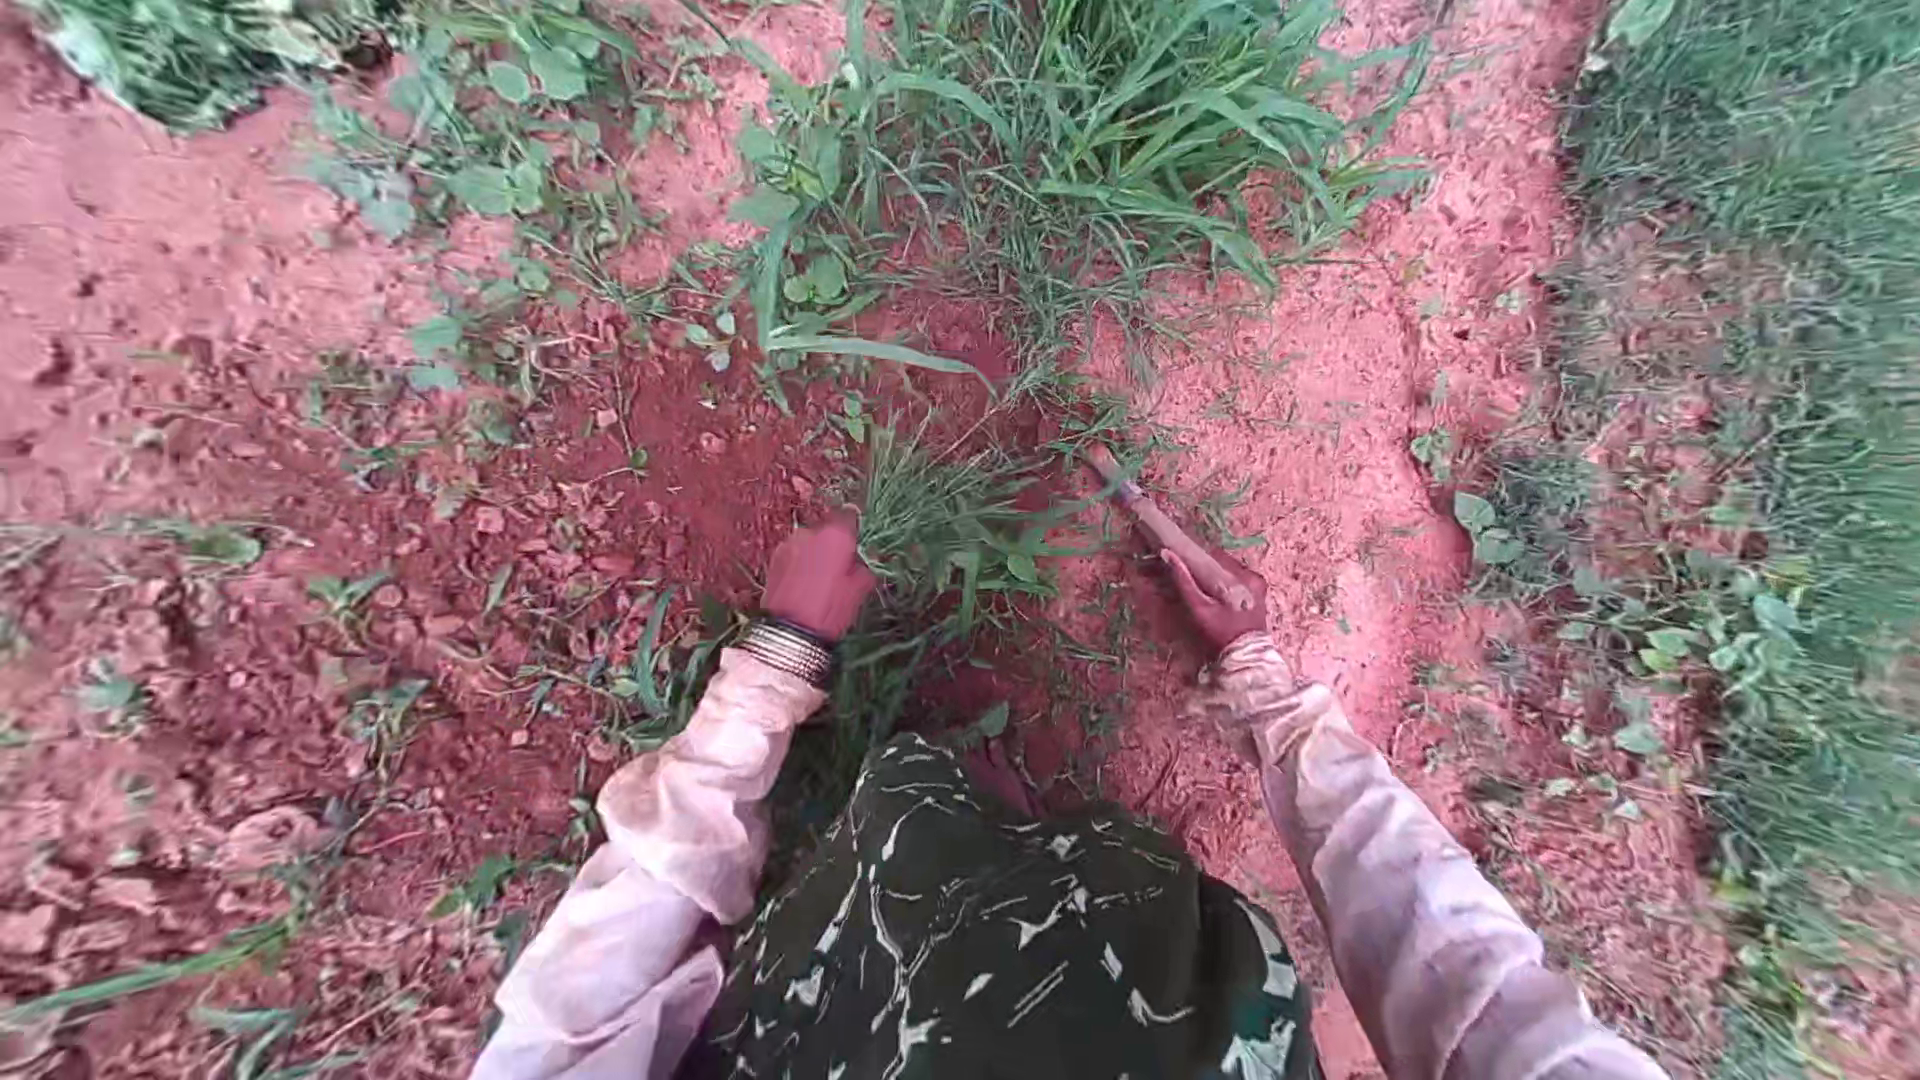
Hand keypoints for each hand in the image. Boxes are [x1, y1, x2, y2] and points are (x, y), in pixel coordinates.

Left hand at [763, 509, 875, 641]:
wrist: (789, 632)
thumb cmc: (830, 610)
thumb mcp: (859, 589)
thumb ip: (866, 565)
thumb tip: (868, 556)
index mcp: (836, 536)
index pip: (850, 517)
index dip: (855, 529)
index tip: (859, 541)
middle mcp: (810, 532)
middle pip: (827, 530)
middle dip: (834, 544)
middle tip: (840, 567)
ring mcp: (789, 543)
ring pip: (809, 541)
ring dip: (815, 552)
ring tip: (819, 577)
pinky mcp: (773, 558)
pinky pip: (794, 552)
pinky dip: (800, 561)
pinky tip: (803, 581)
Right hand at [1162, 547, 1268, 654]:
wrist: (1246, 656)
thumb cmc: (1220, 631)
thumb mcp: (1198, 606)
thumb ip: (1184, 580)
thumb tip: (1167, 554)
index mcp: (1243, 575)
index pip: (1215, 555)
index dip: (1197, 558)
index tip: (1183, 562)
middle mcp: (1254, 577)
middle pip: (1223, 563)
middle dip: (1206, 567)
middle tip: (1189, 575)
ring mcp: (1259, 587)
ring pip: (1230, 572)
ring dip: (1215, 575)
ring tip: (1200, 585)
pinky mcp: (1259, 596)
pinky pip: (1238, 582)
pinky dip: (1225, 584)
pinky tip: (1215, 595)